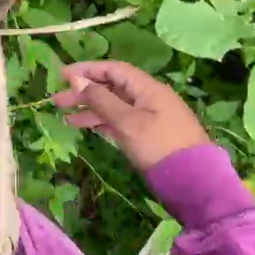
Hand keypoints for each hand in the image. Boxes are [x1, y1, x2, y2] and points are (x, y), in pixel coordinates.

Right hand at [51, 60, 208, 171]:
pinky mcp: (151, 136)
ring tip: (66, 117)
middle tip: (57, 100)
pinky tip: (86, 128)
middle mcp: (149, 99)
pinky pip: (121, 121)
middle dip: (84, 92)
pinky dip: (103, 123)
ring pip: (114, 106)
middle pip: (111, 88)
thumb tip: (78, 80)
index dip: (87, 69)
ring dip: (90, 109)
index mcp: (148, 89)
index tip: (62, 76)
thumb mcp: (126, 121)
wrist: (196, 184)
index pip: (113, 69)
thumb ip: (100, 99)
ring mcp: (151, 118)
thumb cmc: (159, 146)